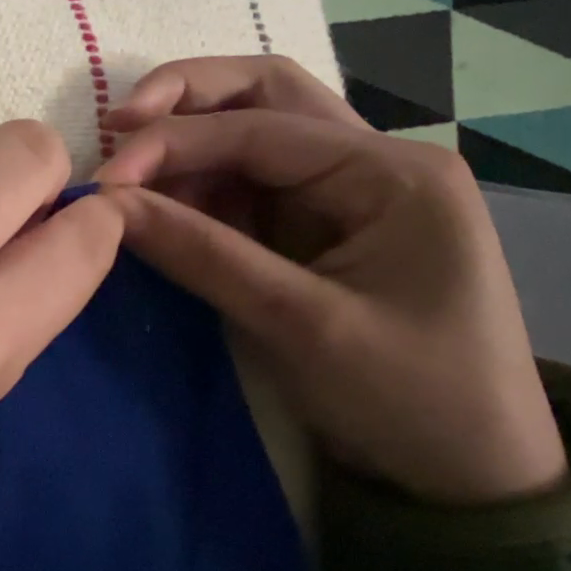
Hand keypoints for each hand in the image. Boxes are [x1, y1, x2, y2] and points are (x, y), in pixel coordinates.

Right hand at [96, 56, 568, 505]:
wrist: (468, 474)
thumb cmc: (409, 396)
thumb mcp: (300, 324)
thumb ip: (202, 254)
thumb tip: (107, 205)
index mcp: (393, 172)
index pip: (261, 127)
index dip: (172, 143)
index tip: (102, 181)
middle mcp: (374, 163)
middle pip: (267, 96)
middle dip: (185, 101)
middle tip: (113, 126)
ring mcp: (346, 195)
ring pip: (253, 136)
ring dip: (186, 146)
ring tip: (124, 177)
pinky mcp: (319, 230)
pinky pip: (249, 188)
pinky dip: (198, 189)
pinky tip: (157, 206)